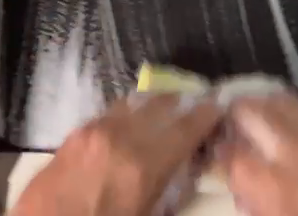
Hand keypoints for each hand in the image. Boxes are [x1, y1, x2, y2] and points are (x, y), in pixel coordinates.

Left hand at [14, 93, 222, 215]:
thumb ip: (169, 194)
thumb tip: (187, 172)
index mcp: (141, 165)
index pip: (184, 129)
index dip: (206, 116)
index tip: (220, 107)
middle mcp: (120, 136)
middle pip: (161, 106)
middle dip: (184, 104)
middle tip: (201, 107)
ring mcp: (95, 129)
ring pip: (136, 103)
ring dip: (158, 103)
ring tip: (173, 109)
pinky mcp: (76, 131)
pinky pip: (113, 111)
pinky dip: (132, 111)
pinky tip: (137, 121)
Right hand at [217, 93, 297, 215]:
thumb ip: (254, 204)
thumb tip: (238, 184)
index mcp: (278, 189)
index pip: (231, 154)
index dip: (215, 152)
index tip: (210, 155)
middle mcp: (296, 154)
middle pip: (250, 111)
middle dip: (231, 118)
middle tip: (224, 131)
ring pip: (278, 101)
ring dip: (258, 108)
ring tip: (249, 122)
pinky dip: (285, 112)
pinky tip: (281, 125)